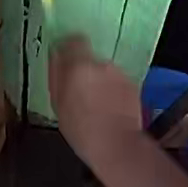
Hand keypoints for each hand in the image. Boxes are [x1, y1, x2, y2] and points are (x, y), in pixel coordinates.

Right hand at [48, 36, 142, 163]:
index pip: (74, 41)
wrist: (117, 145)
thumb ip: (56, 75)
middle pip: (89, 59)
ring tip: (95, 105)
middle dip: (84, 71)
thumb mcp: (58, 104)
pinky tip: (109, 109)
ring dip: (99, 82)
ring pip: (104, 71)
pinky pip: (116, 82)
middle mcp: (101, 64)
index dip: (69, 48)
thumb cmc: (81, 129)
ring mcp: (119, 74)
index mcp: (78, 66)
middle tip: (79, 92)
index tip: (64, 59)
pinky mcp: (132, 85)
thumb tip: (55, 55)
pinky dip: (112, 91)